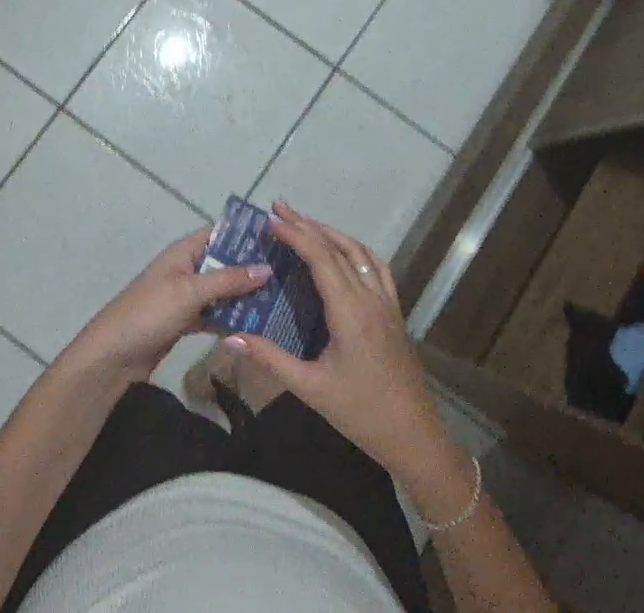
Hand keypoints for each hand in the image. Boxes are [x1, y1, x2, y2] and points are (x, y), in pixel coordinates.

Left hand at [61, 228, 272, 383]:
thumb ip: (227, 280)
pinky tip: (257, 326)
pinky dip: (231, 318)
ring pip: (221, 291)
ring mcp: (184, 297)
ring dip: (245, 296)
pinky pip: (214, 314)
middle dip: (252, 269)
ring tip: (283, 300)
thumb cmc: (149, 314)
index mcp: (182, 253)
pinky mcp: (184, 322)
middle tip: (291, 275)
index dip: (246, 235)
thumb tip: (266, 267)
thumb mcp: (190, 292)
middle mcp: (185, 270)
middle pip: (224, 263)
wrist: (113, 356)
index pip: (218, 233)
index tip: (281, 240)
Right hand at [222, 204, 456, 481]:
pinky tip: (344, 253)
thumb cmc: (360, 412)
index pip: (321, 259)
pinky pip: (377, 269)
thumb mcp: (310, 388)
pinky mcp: (394, 314)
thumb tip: (230, 337)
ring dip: (333, 234)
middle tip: (279, 209)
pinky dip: (356, 251)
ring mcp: (387, 305)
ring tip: (306, 223)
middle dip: (309, 225)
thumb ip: (270, 359)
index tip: (270, 220)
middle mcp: (371, 299)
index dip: (296, 235)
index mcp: (350, 312)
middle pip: (340, 249)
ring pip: (361, 254)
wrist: (413, 435)